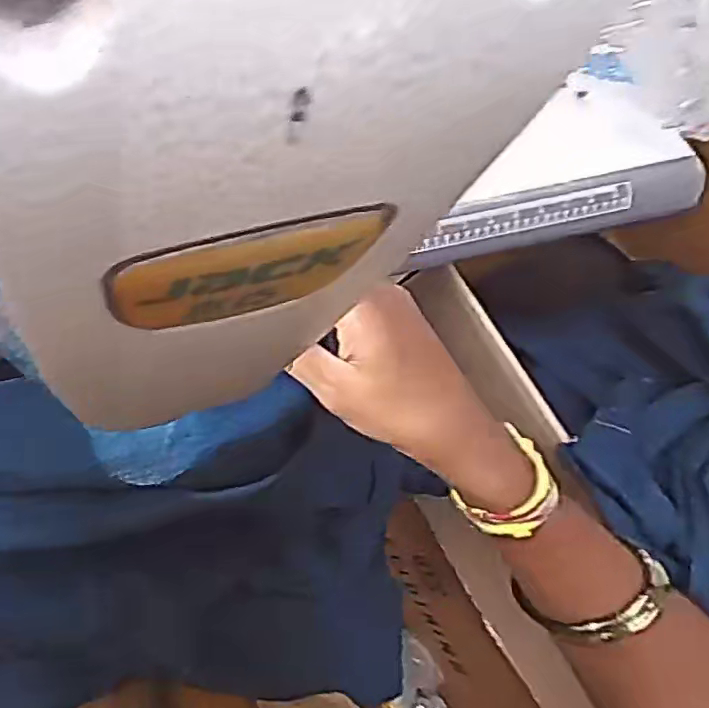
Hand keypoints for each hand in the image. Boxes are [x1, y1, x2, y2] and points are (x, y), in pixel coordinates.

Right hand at [287, 284, 530, 509]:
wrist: (453, 429)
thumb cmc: (401, 411)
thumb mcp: (333, 388)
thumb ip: (295, 353)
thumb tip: (268, 332)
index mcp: (364, 300)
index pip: (305, 278)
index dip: (277, 290)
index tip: (255, 303)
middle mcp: (382, 290)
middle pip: (321, 282)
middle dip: (295, 302)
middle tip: (268, 322)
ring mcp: (394, 301)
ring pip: (336, 294)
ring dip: (314, 313)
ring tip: (293, 333)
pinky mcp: (399, 316)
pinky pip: (353, 306)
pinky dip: (334, 321)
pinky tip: (325, 343)